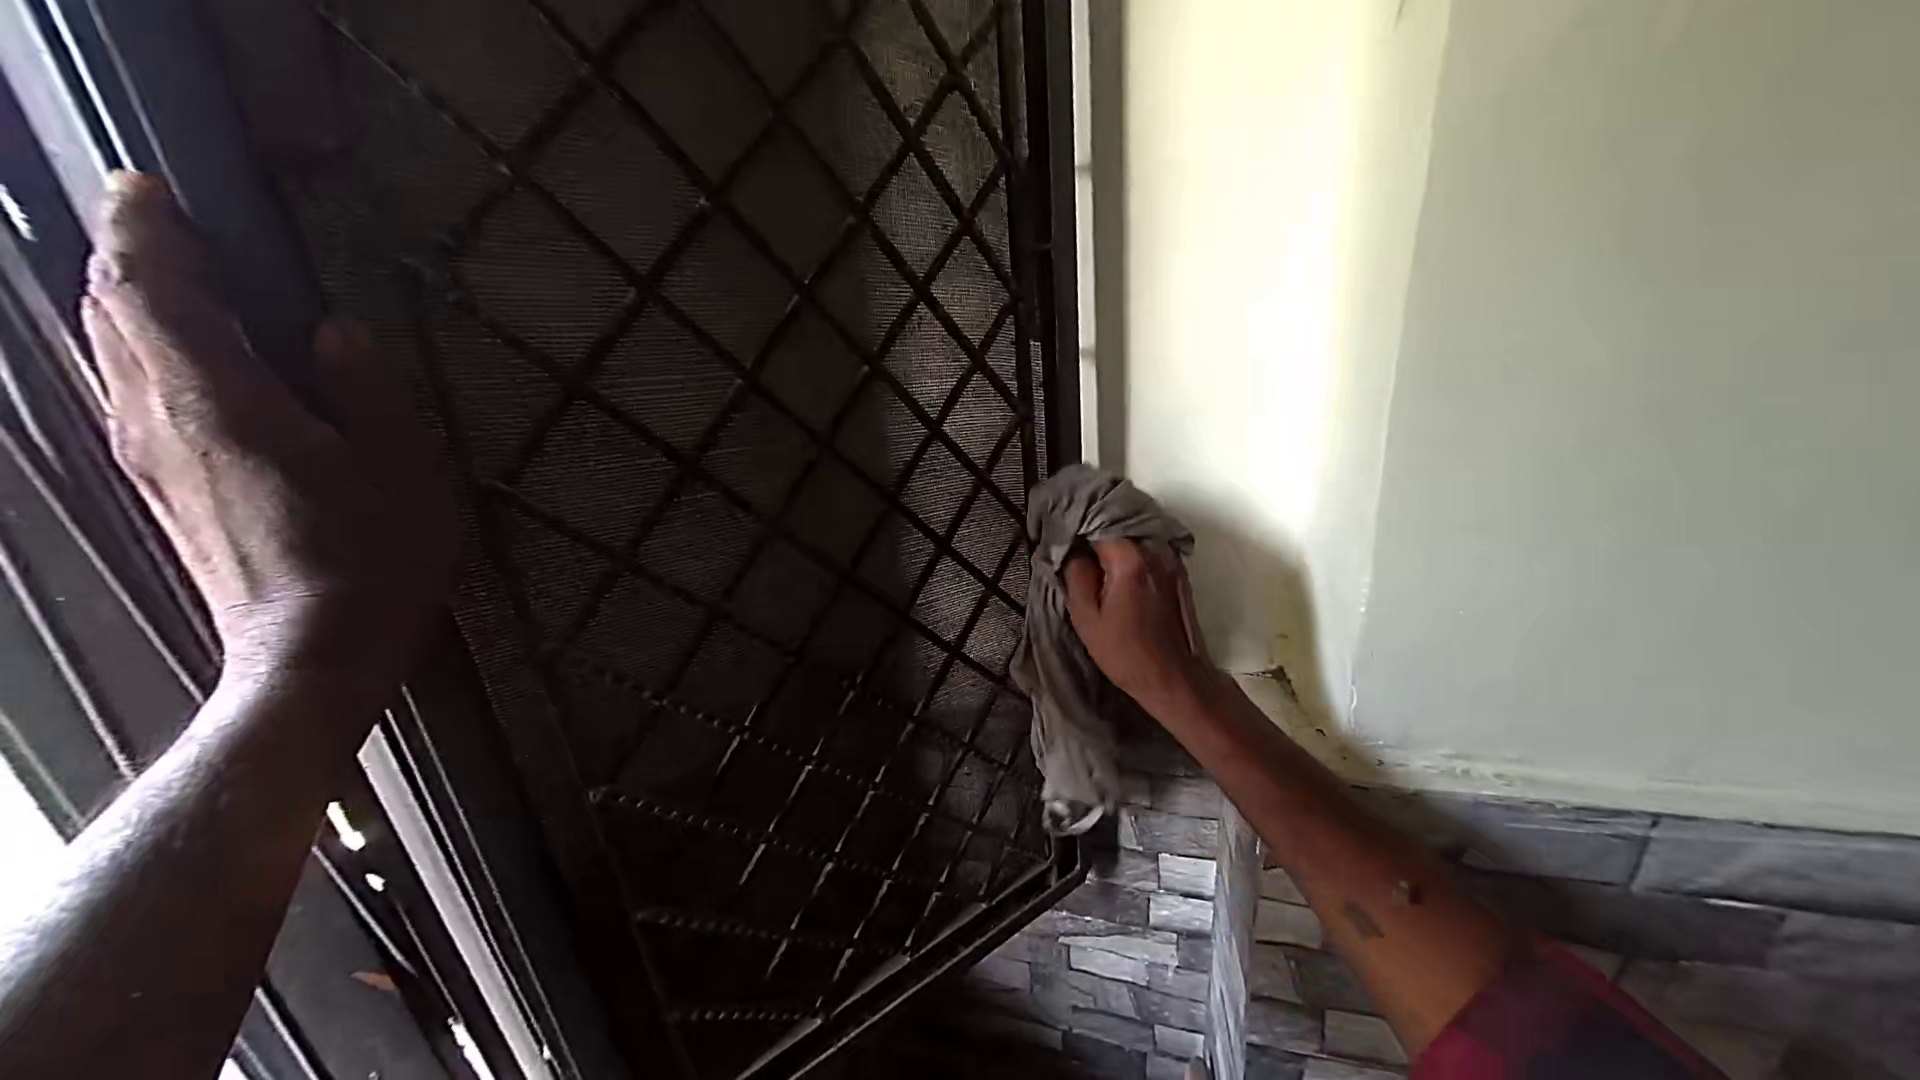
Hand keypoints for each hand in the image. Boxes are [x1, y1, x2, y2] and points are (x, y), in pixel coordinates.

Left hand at [80, 172, 456, 693]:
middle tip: (162, 227)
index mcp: (222, 403)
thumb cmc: (375, 554)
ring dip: (131, 309)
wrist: (315, 646)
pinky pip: (132, 399)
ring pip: (114, 358)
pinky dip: (143, 357)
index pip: (158, 292)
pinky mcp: (168, 493)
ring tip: (167, 284)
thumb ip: (369, 392)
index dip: (149, 232)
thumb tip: (337, 332)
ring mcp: (154, 461)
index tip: (148, 187)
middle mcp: (162, 421)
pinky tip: (179, 367)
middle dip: (129, 261)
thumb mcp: (403, 467)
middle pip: (115, 317)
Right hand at [1063, 538, 1213, 712]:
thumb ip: (1076, 574)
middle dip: (1094, 531)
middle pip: (1117, 525)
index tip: (1061, 540)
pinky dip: (1131, 551)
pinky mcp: (1178, 572)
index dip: (1075, 529)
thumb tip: (1071, 550)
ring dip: (1113, 541)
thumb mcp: (1086, 617)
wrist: (1174, 678)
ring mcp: (1171, 559)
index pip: (1095, 524)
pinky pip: (1148, 549)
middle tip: (1073, 548)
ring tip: (1093, 558)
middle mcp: (1155, 550)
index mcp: (1129, 559)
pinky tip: (1116, 570)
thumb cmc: (1126, 653)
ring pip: (1134, 535)